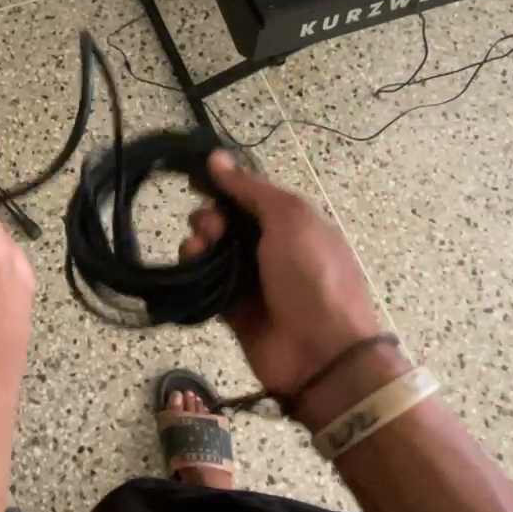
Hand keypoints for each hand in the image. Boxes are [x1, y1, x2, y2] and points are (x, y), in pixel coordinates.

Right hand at [182, 149, 382, 397]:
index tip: (196, 178)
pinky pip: (204, 278)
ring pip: (212, 247)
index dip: (224, 184)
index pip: (251, 194)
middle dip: (212, 214)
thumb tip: (216, 157)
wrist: (321, 354)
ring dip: (200, 237)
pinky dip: (193, 266)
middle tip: (212, 225)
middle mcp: (271, 247)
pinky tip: (191, 261)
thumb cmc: (312, 274)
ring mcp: (251, 278)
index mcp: (293, 223)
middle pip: (228, 219)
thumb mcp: (289, 218)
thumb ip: (250, 188)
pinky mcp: (231, 307)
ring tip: (200, 246)